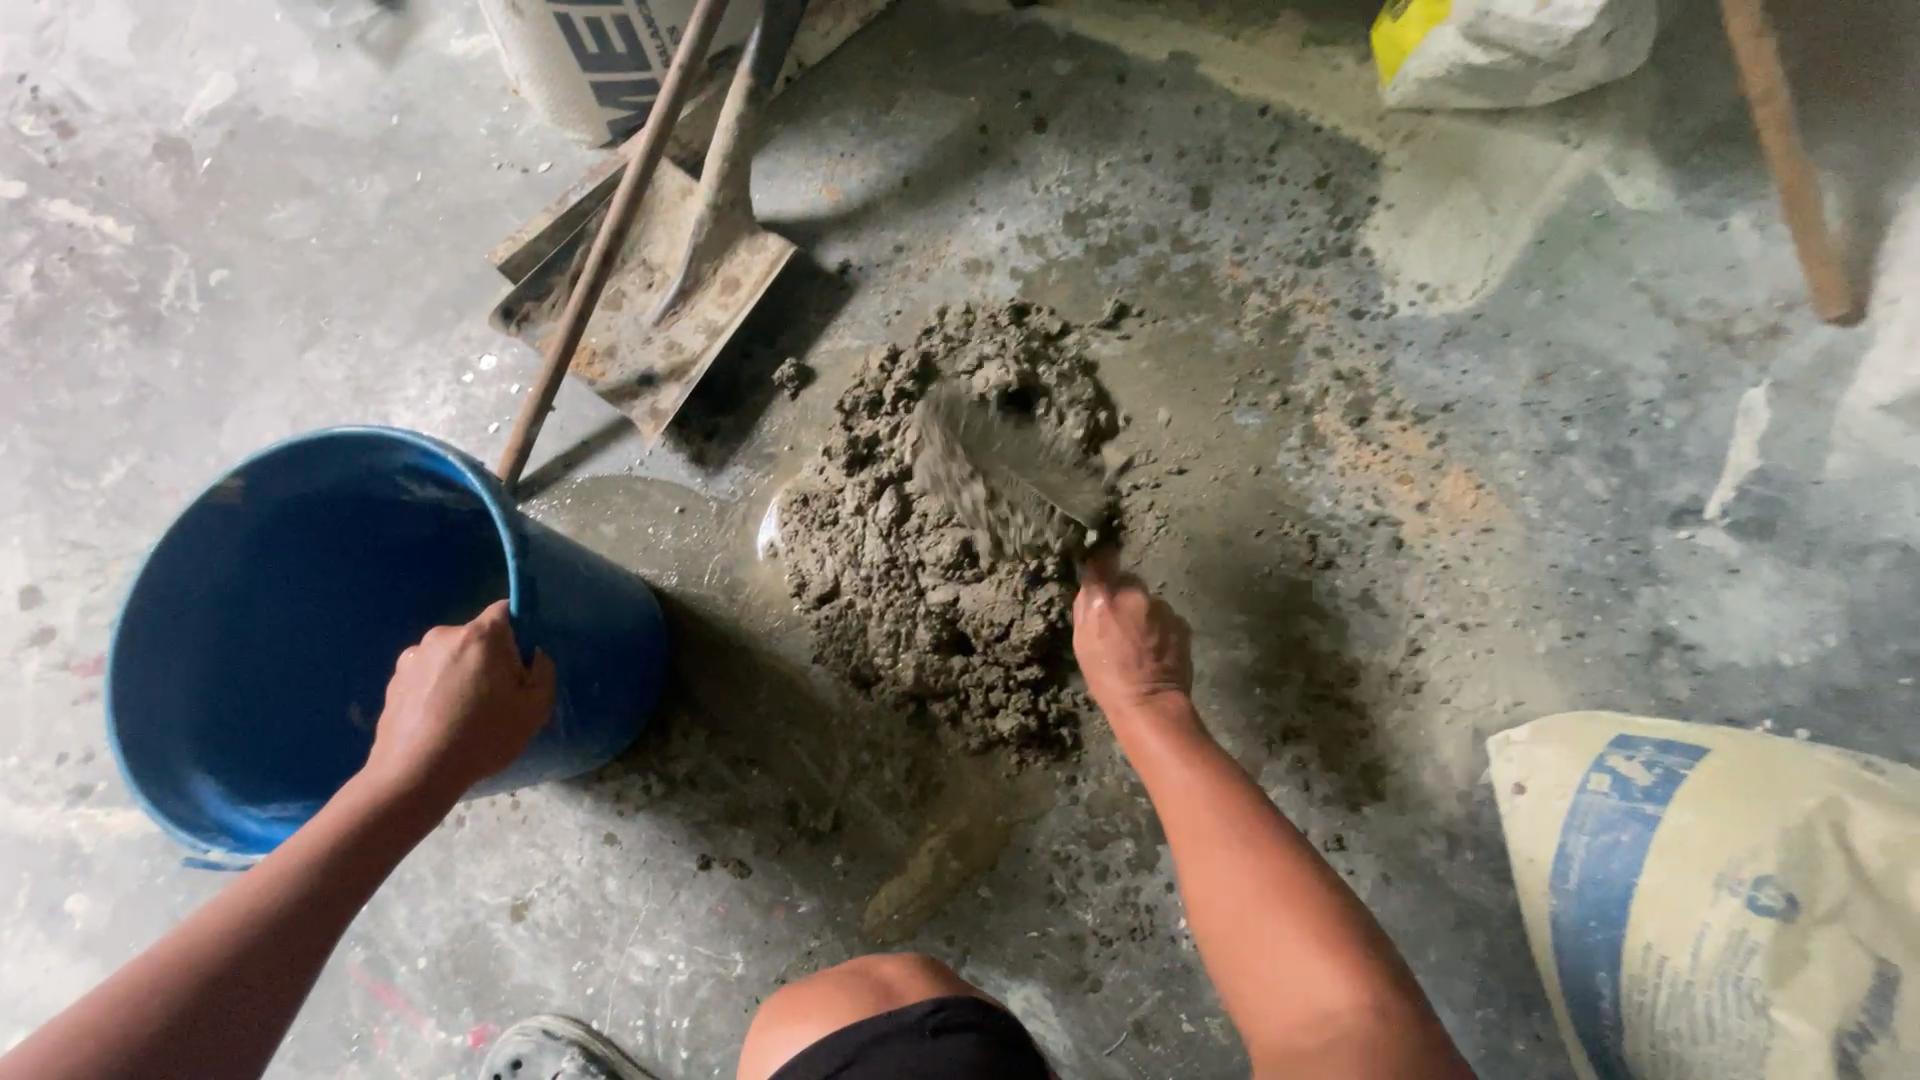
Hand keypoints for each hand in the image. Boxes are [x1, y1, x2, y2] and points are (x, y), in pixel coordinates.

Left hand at [364, 600, 555, 803]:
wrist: (414, 775)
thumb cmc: (483, 736)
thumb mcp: (535, 707)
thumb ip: (543, 671)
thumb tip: (533, 656)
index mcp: (481, 636)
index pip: (507, 609)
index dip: (521, 629)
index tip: (526, 658)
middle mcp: (443, 636)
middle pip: (478, 636)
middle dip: (491, 656)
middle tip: (499, 693)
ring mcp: (412, 658)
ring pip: (452, 655)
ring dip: (462, 672)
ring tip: (466, 711)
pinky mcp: (393, 681)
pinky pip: (428, 674)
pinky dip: (438, 688)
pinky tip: (442, 719)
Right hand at [1072, 550, 1192, 715]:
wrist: (1149, 703)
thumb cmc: (1106, 677)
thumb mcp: (1082, 642)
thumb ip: (1086, 607)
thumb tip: (1091, 585)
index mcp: (1104, 598)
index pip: (1102, 560)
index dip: (1102, 559)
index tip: (1102, 561)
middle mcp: (1134, 595)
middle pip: (1128, 582)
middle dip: (1123, 596)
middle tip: (1121, 624)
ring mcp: (1162, 608)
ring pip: (1149, 602)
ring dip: (1144, 614)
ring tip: (1141, 642)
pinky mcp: (1181, 622)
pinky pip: (1166, 618)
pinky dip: (1160, 628)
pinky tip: (1157, 649)